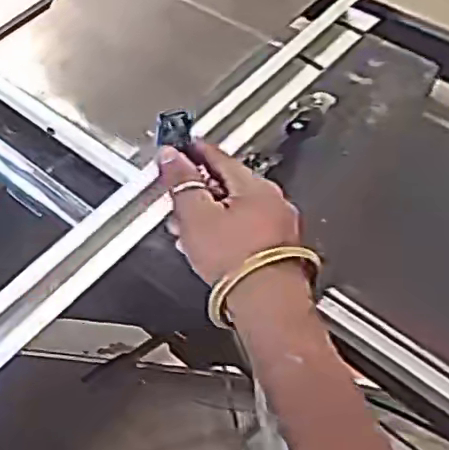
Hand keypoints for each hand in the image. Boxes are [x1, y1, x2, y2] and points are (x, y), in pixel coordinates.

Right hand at [157, 142, 310, 311]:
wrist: (264, 302)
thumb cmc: (237, 260)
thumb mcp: (195, 213)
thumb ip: (181, 181)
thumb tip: (171, 156)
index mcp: (255, 186)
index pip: (217, 156)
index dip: (191, 151)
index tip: (175, 147)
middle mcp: (273, 201)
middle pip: (225, 182)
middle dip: (196, 188)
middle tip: (173, 195)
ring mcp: (277, 225)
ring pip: (233, 206)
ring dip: (206, 212)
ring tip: (185, 226)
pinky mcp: (275, 248)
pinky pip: (241, 227)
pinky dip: (220, 229)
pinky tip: (206, 244)